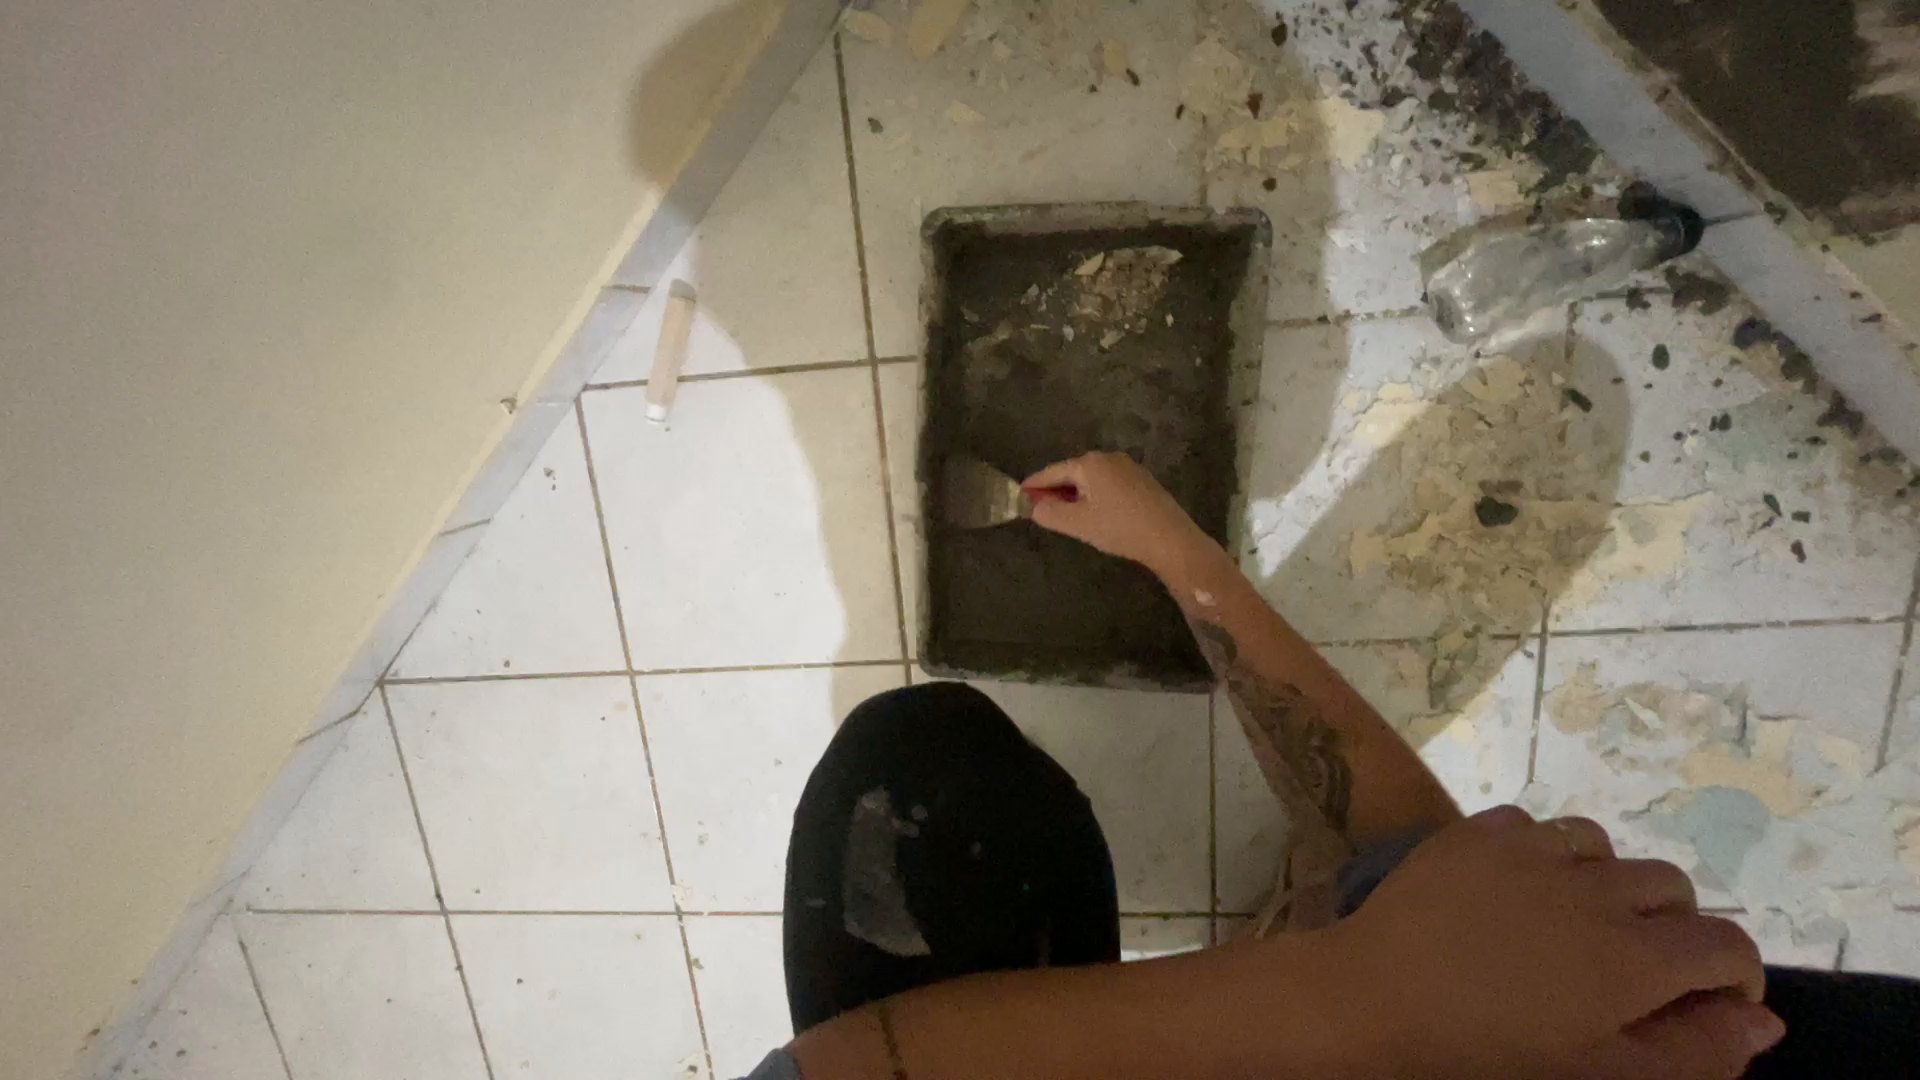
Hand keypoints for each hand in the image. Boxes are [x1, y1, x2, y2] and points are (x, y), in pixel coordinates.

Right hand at [1022, 452, 1210, 571]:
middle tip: (1040, 507)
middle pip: (1073, 472)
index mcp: (1089, 463)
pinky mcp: (1142, 481)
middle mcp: (1108, 458)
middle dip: (1055, 489)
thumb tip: (1035, 506)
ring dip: (1076, 493)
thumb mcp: (1077, 523)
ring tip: (1066, 513)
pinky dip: (1095, 495)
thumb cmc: (1119, 528)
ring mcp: (1128, 467)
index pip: (1052, 472)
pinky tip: (1095, 513)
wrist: (1169, 538)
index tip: (1019, 493)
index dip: (1034, 484)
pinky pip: (1108, 484)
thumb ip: (1049, 513)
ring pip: (1091, 479)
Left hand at [1298, 807, 1780, 1078]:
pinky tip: (1513, 883)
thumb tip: (1759, 1016)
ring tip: (1571, 914)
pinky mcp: (1466, 832)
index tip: (1697, 997)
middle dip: (1667, 920)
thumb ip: (1698, 1050)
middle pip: (1666, 882)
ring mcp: (1519, 848)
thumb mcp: (1606, 1074)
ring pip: (1596, 842)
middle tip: (1627, 959)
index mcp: (1633, 954)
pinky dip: (1534, 846)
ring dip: (1601, 874)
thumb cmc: (1492, 1049)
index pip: (1725, 942)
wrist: (1379, 996)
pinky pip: (1523, 822)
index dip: (1728, 974)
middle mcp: (1586, 887)